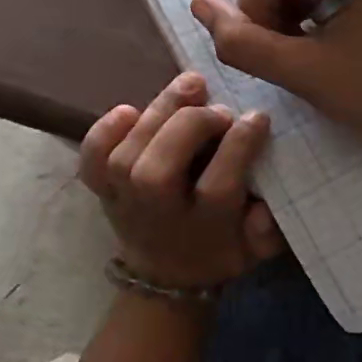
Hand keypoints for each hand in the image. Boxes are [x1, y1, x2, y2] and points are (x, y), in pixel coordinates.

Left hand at [79, 72, 282, 289]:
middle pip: (159, 169)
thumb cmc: (220, 250)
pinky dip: (103, 132)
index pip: (218, 185)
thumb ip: (268, 232)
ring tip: (190, 87)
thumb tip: (265, 208)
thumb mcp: (256, 249)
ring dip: (158, 113)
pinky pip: (92, 158)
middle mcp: (157, 214)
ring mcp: (123, 200)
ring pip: (127, 155)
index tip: (258, 117)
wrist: (166, 275)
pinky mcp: (102, 188)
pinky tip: (129, 109)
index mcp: (203, 229)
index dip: (239, 145)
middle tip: (220, 108)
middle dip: (191, 127)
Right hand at [189, 0, 361, 145]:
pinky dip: (301, 27)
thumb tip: (198, 5)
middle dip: (268, 14)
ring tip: (308, 61)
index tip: (276, 44)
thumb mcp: (301, 72)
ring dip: (282, 24)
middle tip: (293, 58)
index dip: (252, 2)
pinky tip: (320, 56)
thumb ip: (242, 41)